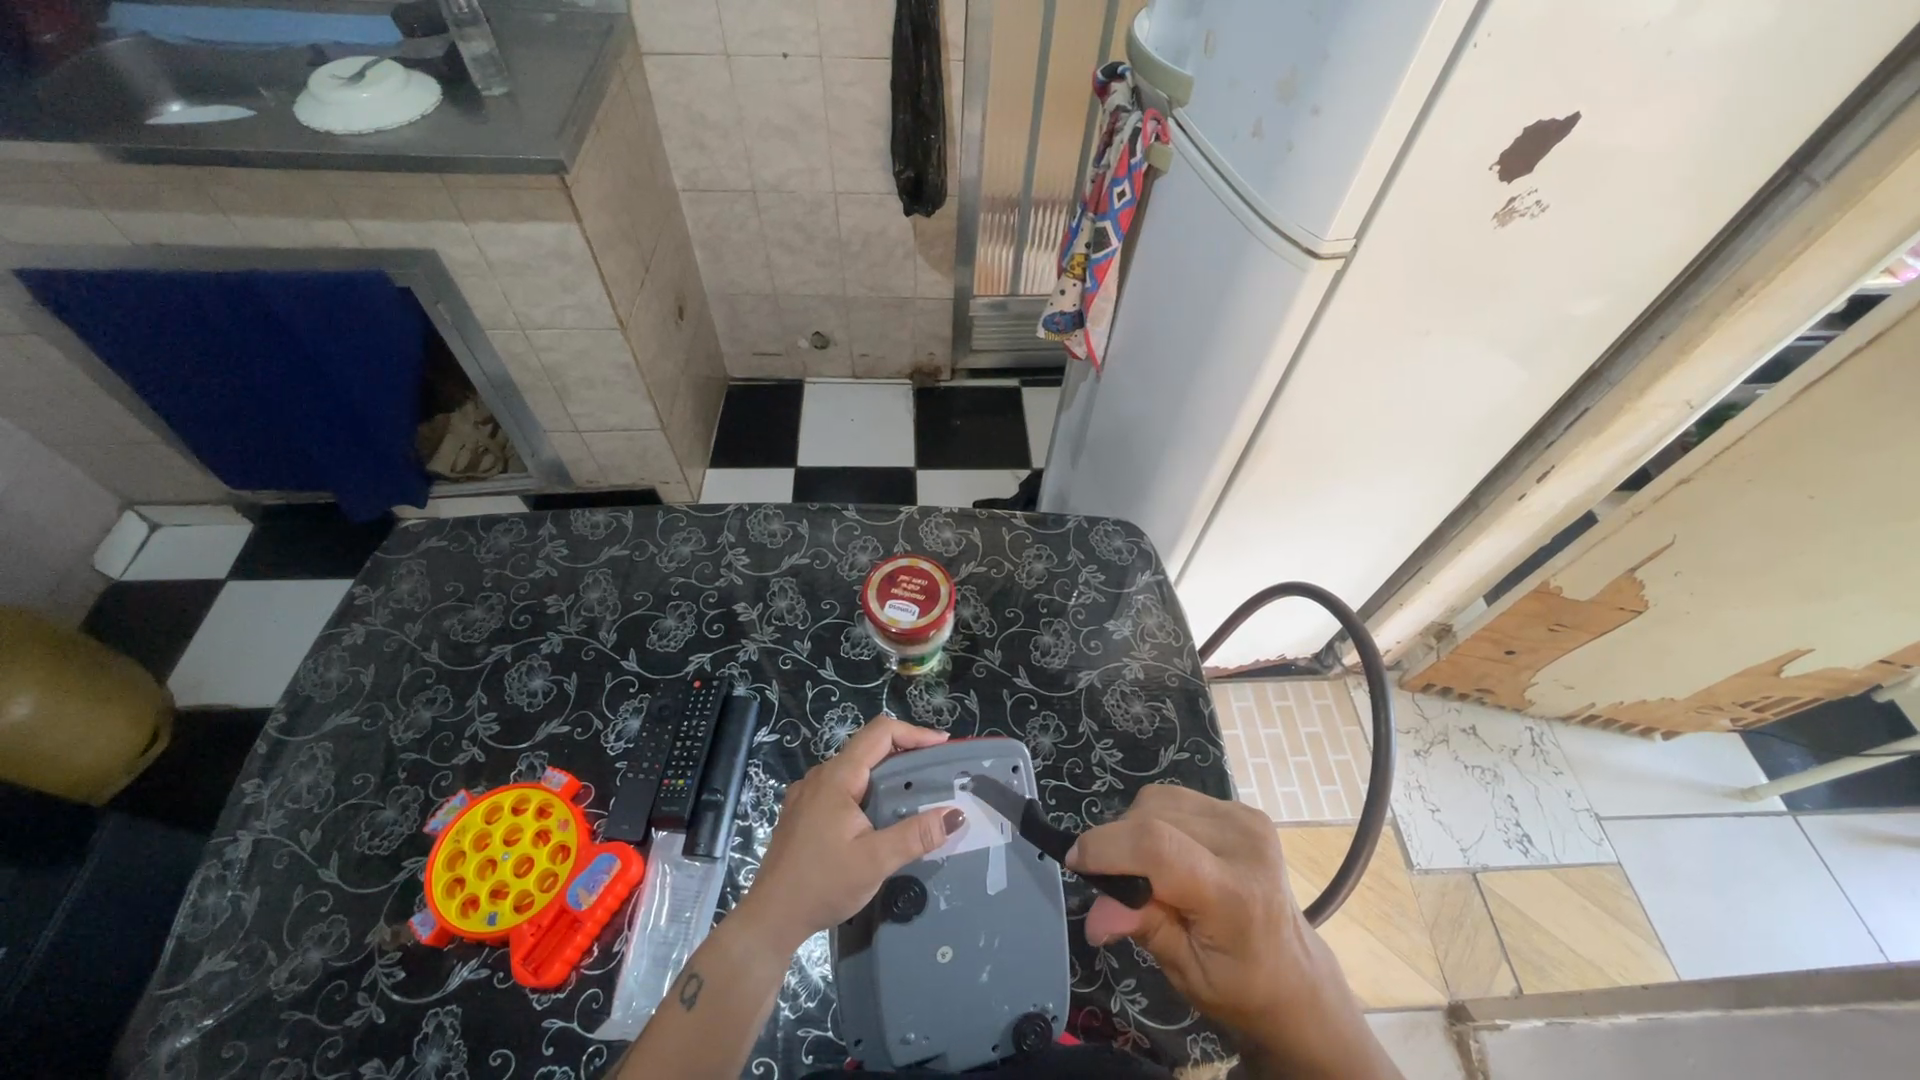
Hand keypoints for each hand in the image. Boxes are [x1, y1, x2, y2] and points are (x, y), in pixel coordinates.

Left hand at [733, 715, 964, 951]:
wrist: (771, 917)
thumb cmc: (822, 884)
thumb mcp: (875, 861)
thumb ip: (916, 835)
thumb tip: (956, 814)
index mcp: (837, 777)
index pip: (880, 733)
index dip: (914, 733)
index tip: (943, 746)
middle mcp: (820, 777)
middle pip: (868, 748)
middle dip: (905, 752)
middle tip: (936, 770)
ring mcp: (808, 794)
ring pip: (854, 769)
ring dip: (886, 773)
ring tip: (915, 792)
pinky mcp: (803, 812)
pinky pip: (842, 787)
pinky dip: (868, 790)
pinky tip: (880, 815)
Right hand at [1068, 786, 1386, 1079]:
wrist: (1294, 975)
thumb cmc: (1238, 985)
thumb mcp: (1184, 971)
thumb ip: (1140, 926)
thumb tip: (1094, 914)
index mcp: (1233, 894)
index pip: (1157, 847)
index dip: (1105, 848)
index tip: (1075, 865)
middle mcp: (1243, 844)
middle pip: (1150, 816)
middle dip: (1114, 845)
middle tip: (1112, 886)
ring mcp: (1246, 820)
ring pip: (1157, 800)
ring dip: (1133, 830)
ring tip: (1142, 871)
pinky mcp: (1243, 810)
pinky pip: (1175, 799)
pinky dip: (1155, 821)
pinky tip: (1166, 854)